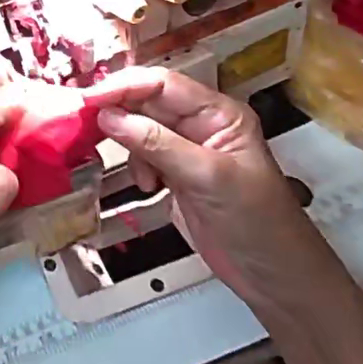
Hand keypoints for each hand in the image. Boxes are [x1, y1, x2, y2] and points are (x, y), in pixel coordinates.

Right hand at [83, 68, 324, 306]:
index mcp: (219, 113)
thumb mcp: (207, 177)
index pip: (165, 85)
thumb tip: (109, 116)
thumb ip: (157, 143)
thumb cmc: (257, 222)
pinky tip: (148, 187)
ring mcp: (188, 151)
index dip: (127, 86)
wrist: (274, 278)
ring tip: (142, 176)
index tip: (92, 98)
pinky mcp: (177, 176)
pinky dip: (138, 168)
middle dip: (121, 113)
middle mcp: (202, 125)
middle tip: (88, 123)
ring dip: (131, 147)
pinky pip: (144, 157)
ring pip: (142, 130)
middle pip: (150, 103)